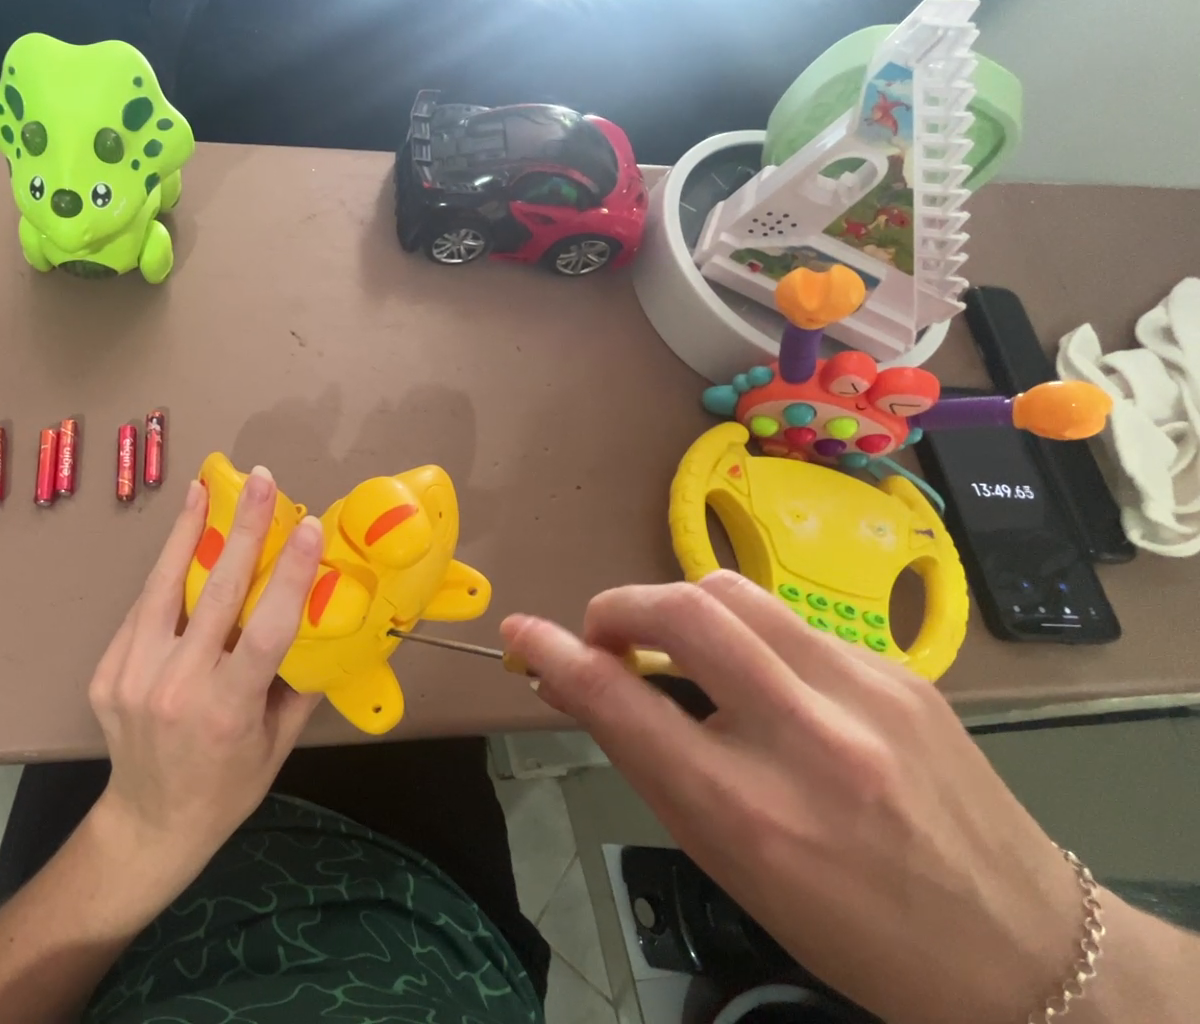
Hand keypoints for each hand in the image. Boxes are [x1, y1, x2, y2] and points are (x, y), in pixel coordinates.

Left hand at [86, 467, 323, 877]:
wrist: (150, 821)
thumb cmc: (227, 788)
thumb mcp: (278, 746)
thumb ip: (298, 684)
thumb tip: (323, 622)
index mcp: (225, 710)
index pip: (265, 630)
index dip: (290, 575)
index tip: (309, 527)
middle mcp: (174, 687)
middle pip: (214, 593)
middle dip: (242, 530)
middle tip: (260, 481)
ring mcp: (131, 677)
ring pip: (163, 589)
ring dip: (187, 533)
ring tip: (202, 489)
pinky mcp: (106, 672)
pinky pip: (141, 612)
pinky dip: (164, 575)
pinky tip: (181, 544)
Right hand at [502, 571, 1085, 1023]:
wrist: (1025, 953)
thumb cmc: (842, 922)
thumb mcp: (721, 855)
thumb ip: (645, 758)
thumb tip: (579, 684)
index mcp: (746, 810)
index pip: (620, 701)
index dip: (554, 655)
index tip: (521, 634)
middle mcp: (807, 740)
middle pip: (680, 612)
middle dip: (615, 609)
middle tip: (605, 638)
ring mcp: (866, 695)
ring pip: (732, 592)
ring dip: (676, 607)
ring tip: (674, 648)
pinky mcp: (902, 672)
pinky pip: (787, 621)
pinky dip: (742, 635)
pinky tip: (759, 678)